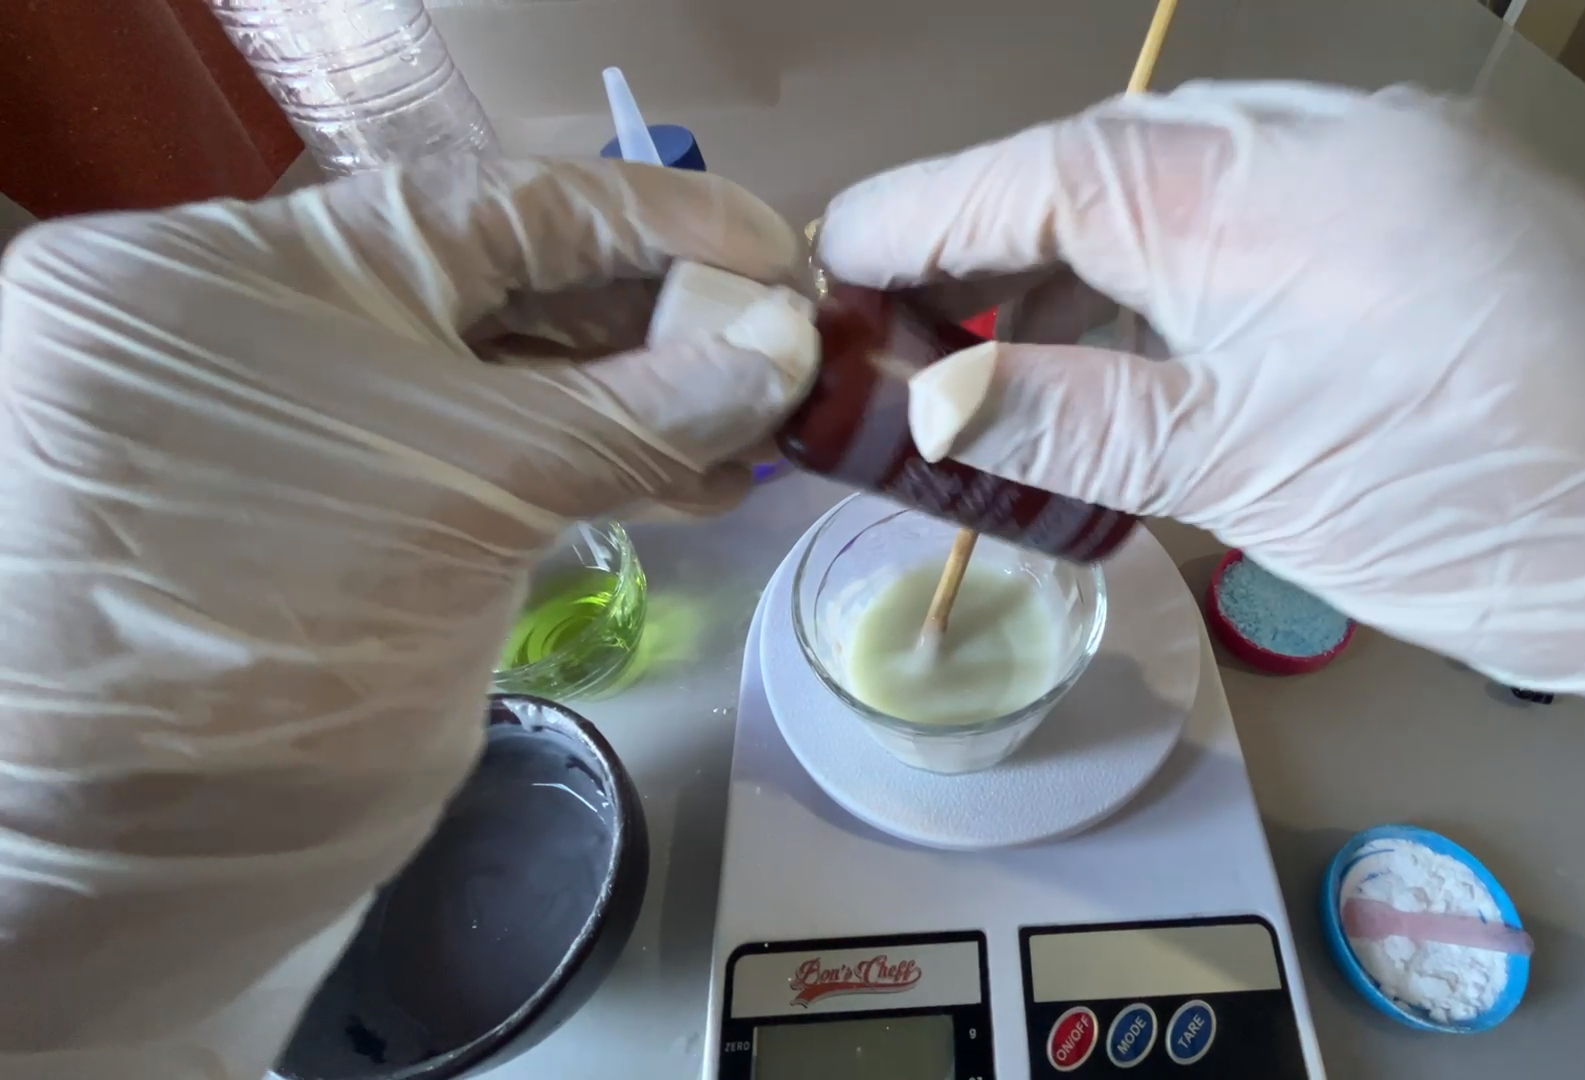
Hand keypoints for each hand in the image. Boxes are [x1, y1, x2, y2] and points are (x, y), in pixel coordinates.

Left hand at [0, 156, 812, 1074]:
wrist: (176, 835)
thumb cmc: (268, 625)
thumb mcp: (466, 483)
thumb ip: (638, 413)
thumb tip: (786, 353)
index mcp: (278, 269)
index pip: (504, 206)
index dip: (654, 216)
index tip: (774, 244)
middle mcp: (327, 325)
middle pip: (545, 290)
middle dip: (677, 311)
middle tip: (790, 332)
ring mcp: (388, 422)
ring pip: (566, 381)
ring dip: (678, 398)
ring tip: (772, 412)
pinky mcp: (437, 504)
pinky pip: (563, 456)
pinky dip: (646, 463)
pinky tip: (720, 479)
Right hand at [819, 82, 1584, 820]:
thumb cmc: (1483, 506)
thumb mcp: (1250, 471)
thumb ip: (1078, 423)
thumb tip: (933, 399)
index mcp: (1267, 190)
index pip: (1041, 179)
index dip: (919, 217)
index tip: (826, 257)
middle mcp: (1301, 152)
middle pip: (1079, 183)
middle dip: (967, 254)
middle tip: (884, 330)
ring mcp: (1343, 185)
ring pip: (1141, 218)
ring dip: (1046, 291)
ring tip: (967, 365)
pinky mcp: (1371, 235)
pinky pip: (1205, 248)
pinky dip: (1126, 307)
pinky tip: (1086, 366)